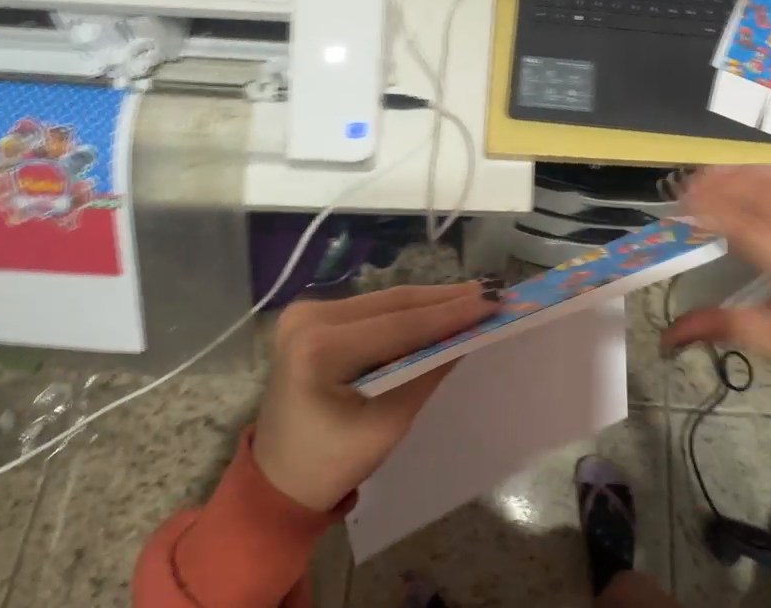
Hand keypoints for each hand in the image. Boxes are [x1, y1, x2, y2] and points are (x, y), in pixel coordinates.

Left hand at [253, 282, 497, 510]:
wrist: (278, 478)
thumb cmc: (331, 462)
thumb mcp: (387, 425)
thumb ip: (426, 375)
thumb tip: (466, 337)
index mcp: (319, 348)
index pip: (399, 325)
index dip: (450, 314)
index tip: (492, 302)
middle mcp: (307, 318)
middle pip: (391, 304)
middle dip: (444, 300)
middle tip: (490, 293)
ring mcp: (305, 313)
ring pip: (383, 302)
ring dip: (428, 302)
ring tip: (473, 297)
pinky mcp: (311, 317)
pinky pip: (370, 310)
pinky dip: (405, 312)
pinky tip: (437, 308)